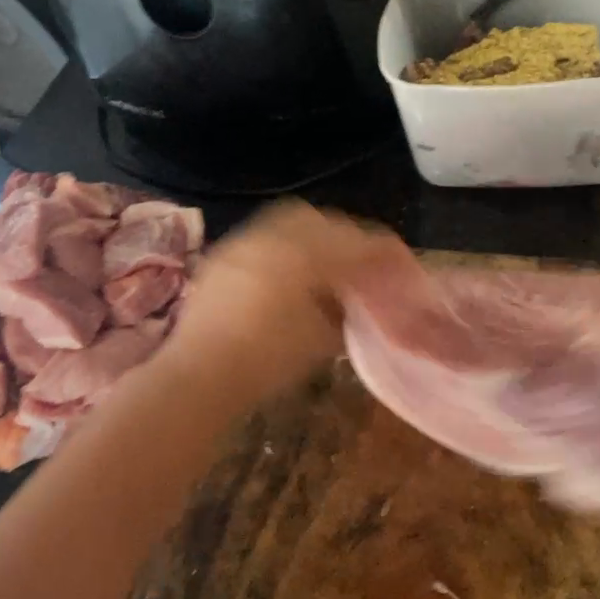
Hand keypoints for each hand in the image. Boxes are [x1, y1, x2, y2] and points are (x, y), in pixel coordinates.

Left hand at [162, 201, 400, 401]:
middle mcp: (273, 237)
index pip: (357, 243)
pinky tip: (290, 274)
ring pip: (290, 222)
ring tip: (327, 266)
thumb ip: (346, 312)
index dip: (384, 252)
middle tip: (362, 262)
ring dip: (316, 237)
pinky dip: (287, 247)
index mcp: (305, 254)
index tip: (401, 262)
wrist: (198, 377)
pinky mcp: (222, 256)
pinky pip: (264, 237)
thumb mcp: (320, 340)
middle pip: (324, 221)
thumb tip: (359, 302)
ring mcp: (243, 242)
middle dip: (348, 236)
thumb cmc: (266, 363)